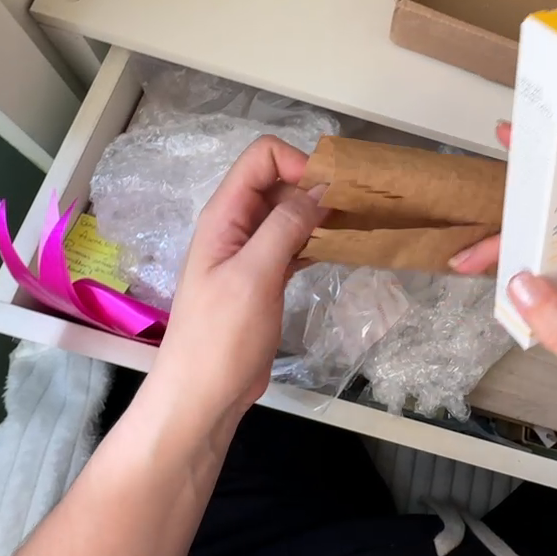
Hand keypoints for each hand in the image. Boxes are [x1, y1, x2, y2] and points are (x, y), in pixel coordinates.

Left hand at [142, 135, 326, 435]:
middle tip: (353, 211)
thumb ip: (286, 226)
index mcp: (225, 215)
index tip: (330, 191)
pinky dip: (317, 240)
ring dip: (320, 215)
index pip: (262, 157)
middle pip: (279, 182)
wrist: (202, 397)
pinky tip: (340, 250)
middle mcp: (236, 225)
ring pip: (290, 213)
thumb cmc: (221, 337)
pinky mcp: (265, 277)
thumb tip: (322, 188)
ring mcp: (250, 252)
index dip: (297, 163)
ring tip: (354, 227)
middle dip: (316, 187)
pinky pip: (294, 242)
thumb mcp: (255, 275)